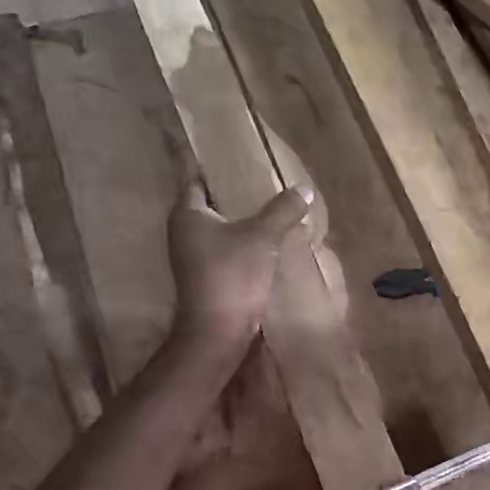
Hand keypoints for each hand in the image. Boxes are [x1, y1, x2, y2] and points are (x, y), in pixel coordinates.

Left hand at [166, 181, 312, 349]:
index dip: (217, 166)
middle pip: (212, 203)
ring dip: (245, 220)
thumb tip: (304, 189)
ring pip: (222, 228)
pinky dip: (247, 241)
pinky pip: (229, 248)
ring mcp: (195, 256)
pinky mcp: (209, 275)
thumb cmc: (232, 275)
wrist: (218, 331)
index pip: (197, 178)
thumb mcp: (261, 237)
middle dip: (237, 193)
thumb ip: (282, 211)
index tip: (241, 157)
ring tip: (275, 208)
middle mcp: (184, 232)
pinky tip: (272, 241)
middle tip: (266, 180)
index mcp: (187, 214)